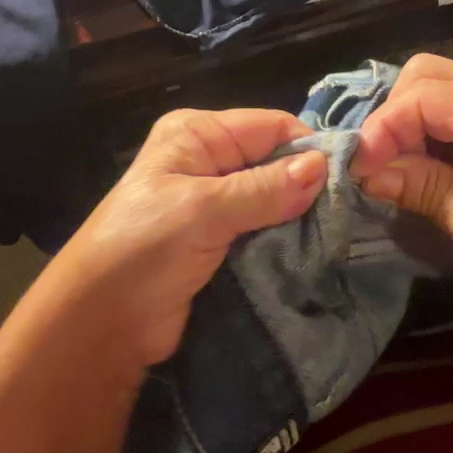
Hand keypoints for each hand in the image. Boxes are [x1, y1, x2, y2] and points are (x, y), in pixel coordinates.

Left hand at [46, 108, 327, 367]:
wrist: (100, 326)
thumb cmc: (143, 249)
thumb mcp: (203, 210)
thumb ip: (264, 188)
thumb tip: (324, 166)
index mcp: (197, 135)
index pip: (269, 126)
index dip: (308, 146)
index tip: (351, 175)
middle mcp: (209, 160)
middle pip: (275, 159)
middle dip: (309, 182)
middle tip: (352, 208)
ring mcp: (216, 203)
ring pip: (276, 196)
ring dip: (302, 214)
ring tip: (342, 230)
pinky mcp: (223, 241)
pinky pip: (267, 228)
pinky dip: (289, 237)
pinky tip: (317, 248)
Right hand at [353, 54, 452, 329]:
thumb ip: (426, 190)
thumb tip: (365, 169)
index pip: (430, 94)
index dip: (386, 124)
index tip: (358, 166)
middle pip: (430, 76)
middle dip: (392, 114)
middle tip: (373, 164)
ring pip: (436, 91)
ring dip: (403, 124)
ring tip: (385, 168)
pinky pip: (449, 117)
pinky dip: (421, 135)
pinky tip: (410, 168)